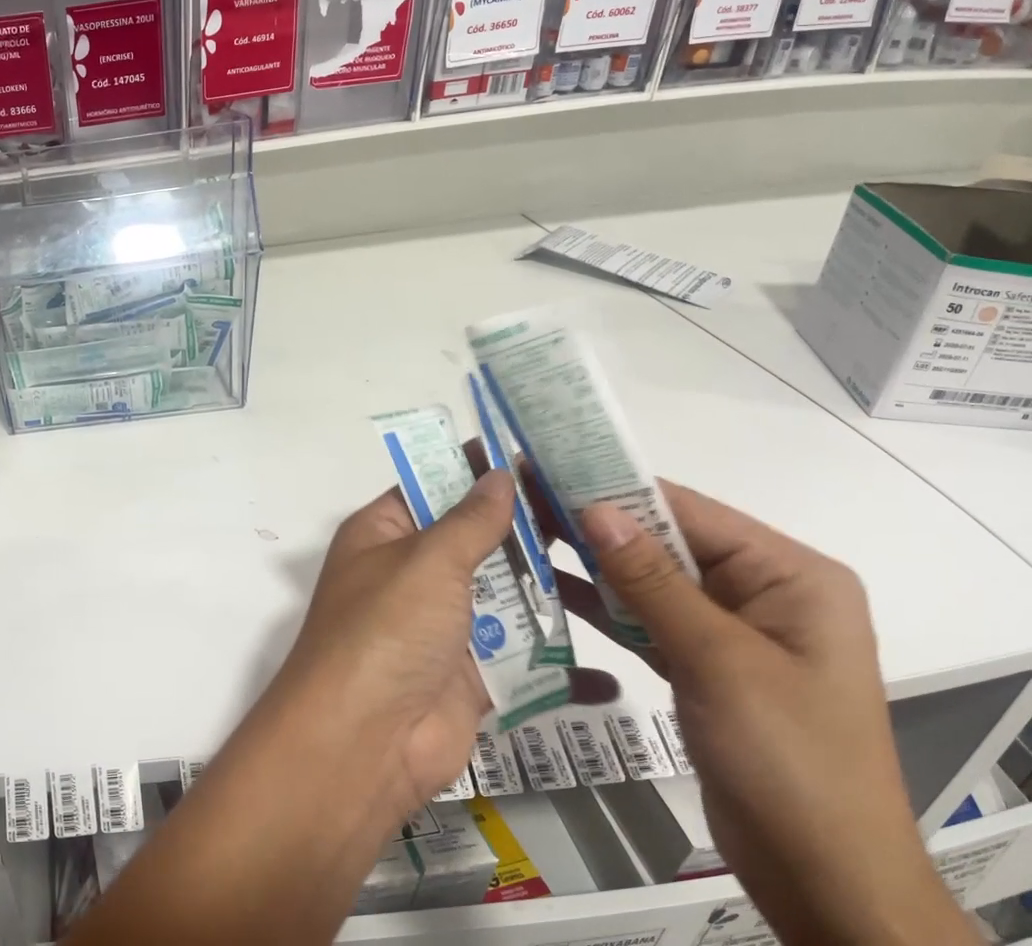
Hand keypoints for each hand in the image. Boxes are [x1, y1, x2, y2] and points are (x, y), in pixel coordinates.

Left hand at [283, 462, 616, 821]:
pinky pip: (522, 658)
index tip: (549, 451)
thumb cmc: (385, 631)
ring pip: (506, 595)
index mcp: (383, 534)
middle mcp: (410, 573)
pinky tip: (615, 659)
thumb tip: (499, 472)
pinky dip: (562, 661)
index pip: (435, 486)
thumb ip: (470, 520)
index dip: (484, 469)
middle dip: (533, 526)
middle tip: (607, 504)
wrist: (364, 740)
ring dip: (554, 587)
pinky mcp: (471, 676)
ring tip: (627, 563)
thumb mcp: (427, 561)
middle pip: (478, 539)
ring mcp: (441, 626)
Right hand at [565, 484, 976, 945]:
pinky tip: (548, 588)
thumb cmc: (786, 754)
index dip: (614, 488)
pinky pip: (645, 619)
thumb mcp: (718, 659)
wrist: (820, 867)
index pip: (689, 512)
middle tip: (517, 500)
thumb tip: (594, 508)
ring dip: (590, 563)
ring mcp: (731, 631)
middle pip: (666, 542)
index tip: (543, 468)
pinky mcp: (703, 665)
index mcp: (791, 576)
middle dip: (595, 524)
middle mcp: (763, 592)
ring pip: (648, 580)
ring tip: (520, 535)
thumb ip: (652, 580)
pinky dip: (602, 606)